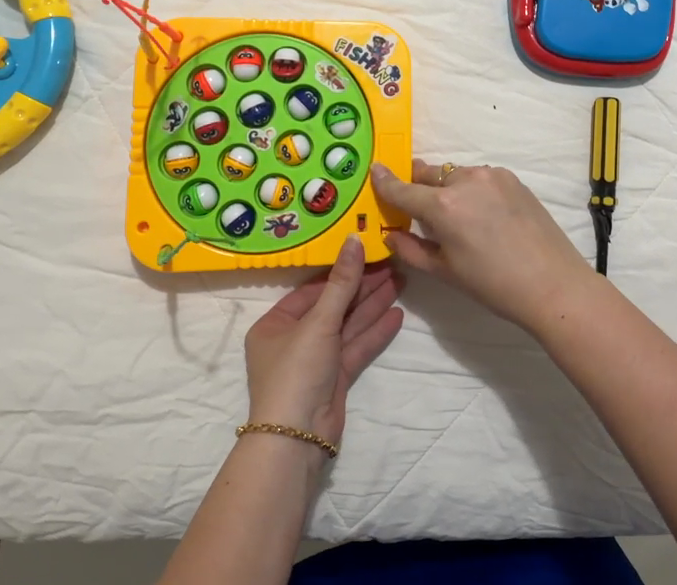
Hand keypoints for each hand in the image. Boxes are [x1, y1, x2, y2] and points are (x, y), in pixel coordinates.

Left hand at [243, 236, 404, 448]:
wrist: (297, 437)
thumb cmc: (296, 371)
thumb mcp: (319, 322)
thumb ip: (342, 282)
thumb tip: (354, 239)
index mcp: (275, 324)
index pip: (312, 290)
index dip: (341, 272)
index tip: (368, 254)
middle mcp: (293, 339)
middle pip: (333, 306)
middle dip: (362, 288)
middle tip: (394, 266)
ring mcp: (315, 360)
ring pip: (347, 326)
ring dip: (372, 305)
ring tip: (401, 282)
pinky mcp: (334, 378)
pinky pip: (356, 347)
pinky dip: (375, 332)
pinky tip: (397, 315)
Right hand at [371, 159, 598, 329]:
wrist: (553, 283)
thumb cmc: (494, 284)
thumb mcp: (445, 272)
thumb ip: (412, 249)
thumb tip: (391, 235)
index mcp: (443, 205)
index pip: (403, 189)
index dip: (385, 181)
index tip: (374, 170)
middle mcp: (466, 180)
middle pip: (429, 175)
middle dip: (419, 186)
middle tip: (416, 206)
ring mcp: (492, 176)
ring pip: (456, 175)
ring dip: (447, 189)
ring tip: (457, 218)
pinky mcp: (513, 179)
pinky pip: (480, 178)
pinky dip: (472, 190)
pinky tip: (482, 215)